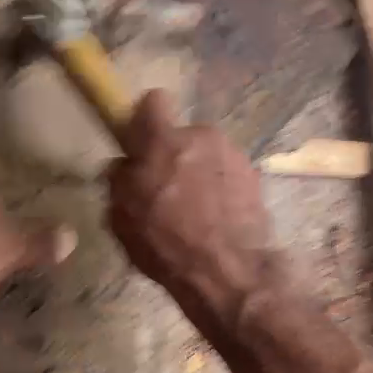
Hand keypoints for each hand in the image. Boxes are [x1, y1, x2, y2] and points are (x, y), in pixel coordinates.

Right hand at [107, 91, 283, 337]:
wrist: (226, 270)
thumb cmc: (165, 244)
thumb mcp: (121, 220)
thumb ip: (118, 182)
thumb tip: (121, 166)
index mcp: (162, 141)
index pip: (151, 103)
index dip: (143, 122)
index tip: (139, 147)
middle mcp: (200, 136)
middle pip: (181, 137)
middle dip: (172, 159)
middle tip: (165, 196)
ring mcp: (232, 154)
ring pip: (206, 157)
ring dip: (197, 176)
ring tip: (192, 216)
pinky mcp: (254, 177)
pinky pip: (226, 176)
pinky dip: (219, 193)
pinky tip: (214, 223)